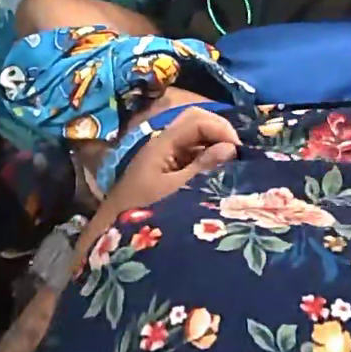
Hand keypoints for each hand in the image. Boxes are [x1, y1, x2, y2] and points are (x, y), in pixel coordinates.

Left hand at [101, 108, 240, 217]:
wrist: (111, 231)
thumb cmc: (142, 211)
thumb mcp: (176, 192)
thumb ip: (203, 168)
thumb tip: (231, 148)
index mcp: (163, 143)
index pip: (196, 120)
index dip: (220, 129)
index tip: (239, 151)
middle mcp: (164, 143)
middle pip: (196, 122)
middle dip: (220, 132)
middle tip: (240, 155)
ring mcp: (166, 155)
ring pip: (196, 138)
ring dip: (216, 145)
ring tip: (235, 164)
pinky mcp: (168, 168)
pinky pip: (193, 153)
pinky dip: (209, 157)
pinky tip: (221, 172)